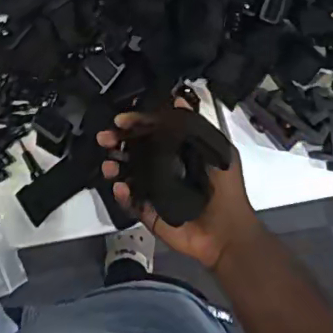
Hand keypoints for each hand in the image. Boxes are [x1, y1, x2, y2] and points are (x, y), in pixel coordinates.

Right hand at [99, 109, 263, 270]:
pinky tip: (120, 187)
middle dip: (116, 142)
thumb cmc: (226, 190)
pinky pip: (131, 202)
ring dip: (114, 167)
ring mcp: (154, 191)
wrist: (228, 234)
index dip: (135, 124)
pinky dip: (122, 195)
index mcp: (177, 151)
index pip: (151, 133)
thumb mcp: (218, 151)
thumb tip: (179, 98)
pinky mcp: (150, 213)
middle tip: (104, 138)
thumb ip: (198, 126)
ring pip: (126, 174)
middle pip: (133, 151)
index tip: (121, 119)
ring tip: (110, 165)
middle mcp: (163, 168)